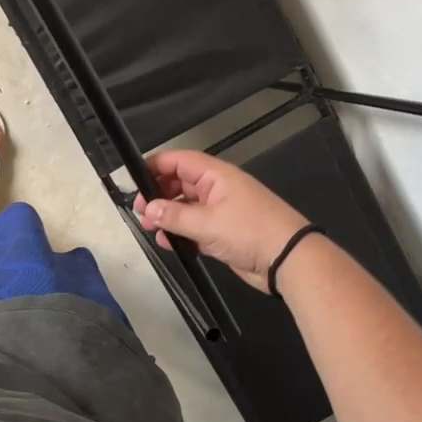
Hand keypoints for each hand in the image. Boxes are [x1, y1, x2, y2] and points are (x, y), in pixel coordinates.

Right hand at [135, 150, 310, 292]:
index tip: (133, 180)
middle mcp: (216, 189)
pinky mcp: (222, 233)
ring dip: (167, 216)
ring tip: (150, 228)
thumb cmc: (249, 231)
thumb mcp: (208, 223)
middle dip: (157, 195)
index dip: (155, 166)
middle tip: (138, 211)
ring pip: (185, 207)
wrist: (288, 259)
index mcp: (216, 175)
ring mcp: (220, 211)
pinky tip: (166, 242)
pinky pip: (194, 228)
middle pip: (179, 184)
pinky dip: (180, 233)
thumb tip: (147, 209)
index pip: (179, 161)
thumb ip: (174, 216)